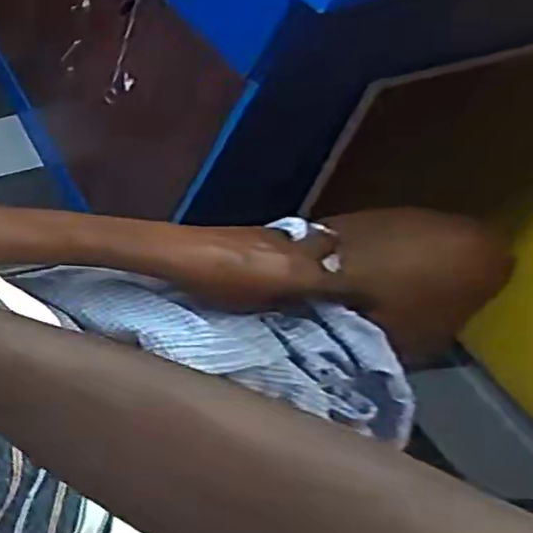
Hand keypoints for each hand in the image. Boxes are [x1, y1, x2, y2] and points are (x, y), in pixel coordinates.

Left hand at [161, 225, 348, 312]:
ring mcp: (282, 236)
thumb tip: (298, 302)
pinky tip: (262, 255)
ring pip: (310, 242)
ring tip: (287, 266)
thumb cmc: (210, 284)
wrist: (180, 251)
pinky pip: (284, 238)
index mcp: (306, 277)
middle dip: (328, 265)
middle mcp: (304, 253)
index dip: (352, 296)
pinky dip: (281, 247)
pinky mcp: (260, 227)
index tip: (353, 302)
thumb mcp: (248, 304)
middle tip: (313, 277)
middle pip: (333, 256)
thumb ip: (280, 302)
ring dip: (304, 253)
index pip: (344, 287)